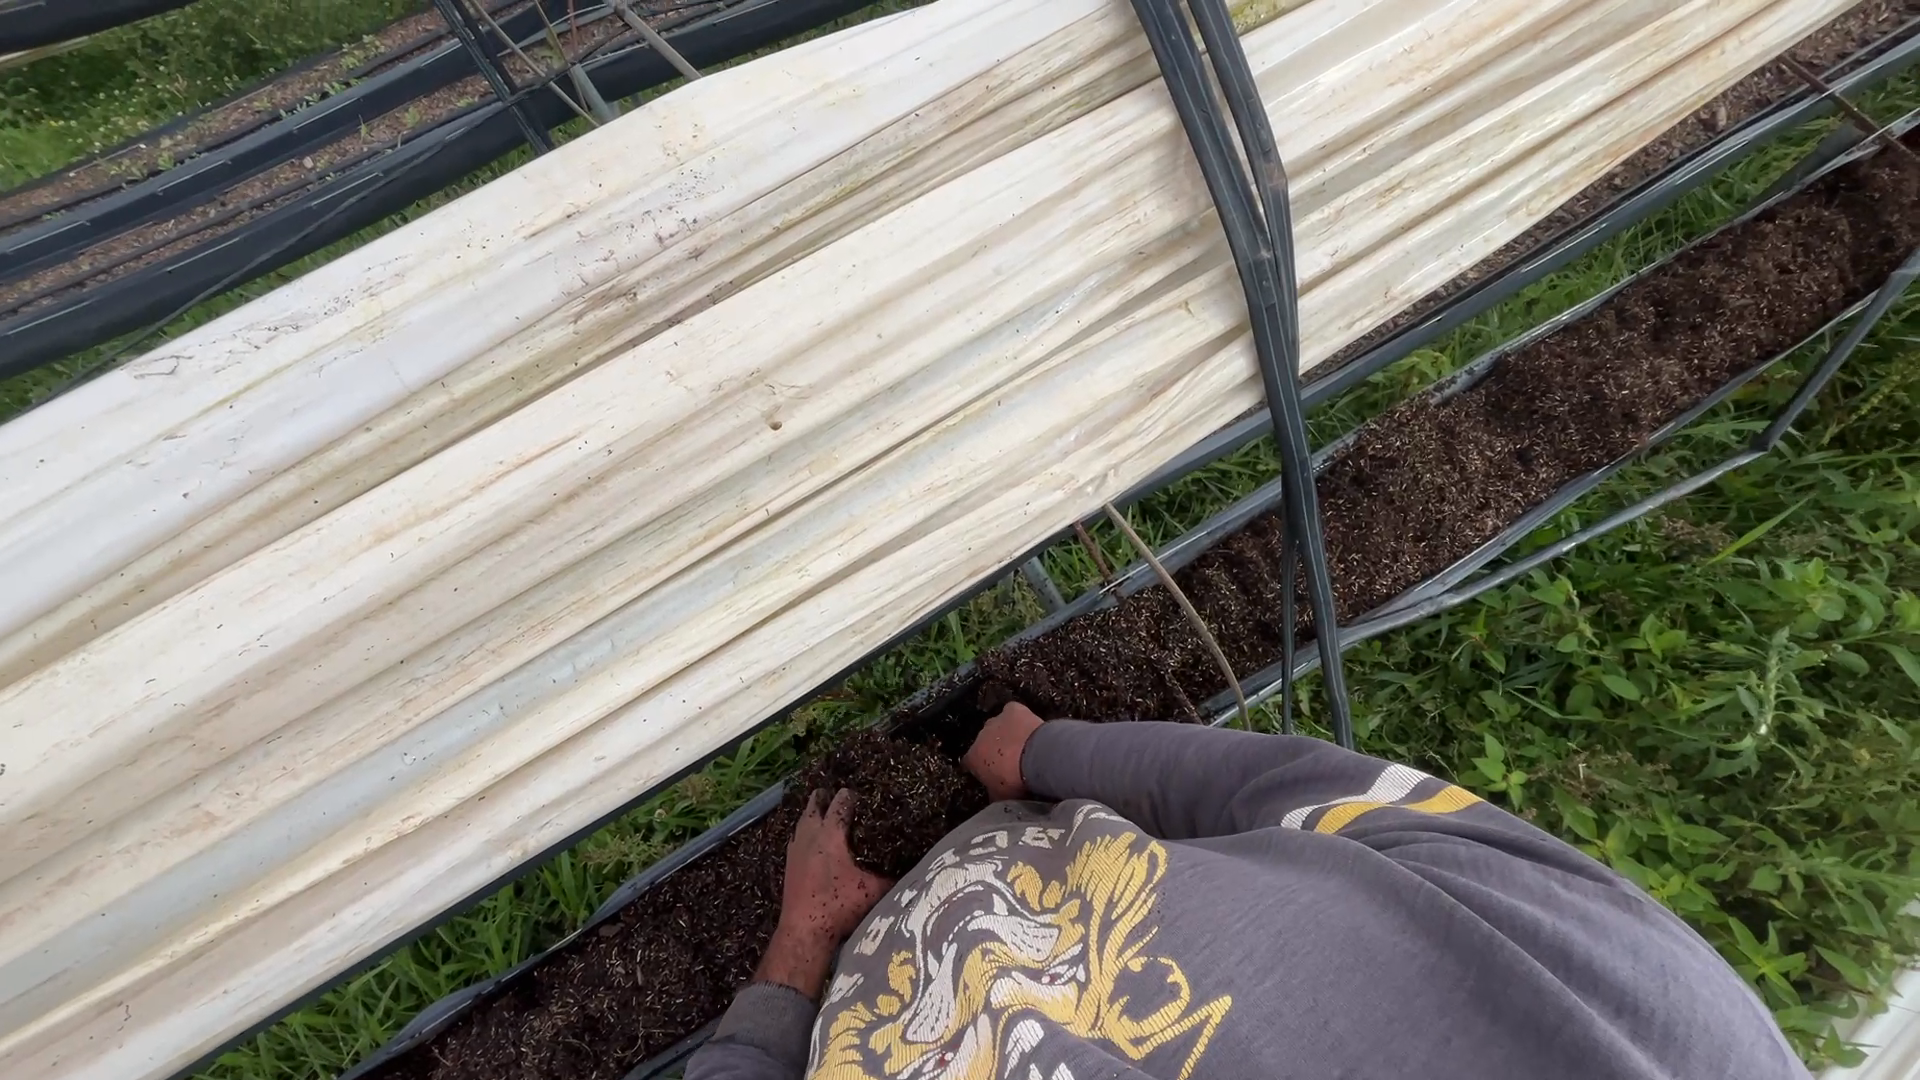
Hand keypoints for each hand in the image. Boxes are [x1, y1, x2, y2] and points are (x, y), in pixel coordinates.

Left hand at [756, 789, 891, 997]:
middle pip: (815, 805)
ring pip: (803, 821)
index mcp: (831, 833)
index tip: (861, 794)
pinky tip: (810, 841)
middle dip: (825, 797)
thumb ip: (893, 877)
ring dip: (812, 814)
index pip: (841, 802)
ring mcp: (796, 848)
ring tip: (822, 812)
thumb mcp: (873, 890)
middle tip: (837, 795)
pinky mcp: (788, 864)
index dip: (851, 795)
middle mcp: (811, 834)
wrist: (804, 932)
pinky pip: (796, 838)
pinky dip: (804, 833)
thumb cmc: (839, 905)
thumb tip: (915, 870)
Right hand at [962, 702, 1043, 800]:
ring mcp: (996, 720)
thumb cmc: (1016, 781)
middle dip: (994, 750)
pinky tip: (1028, 728)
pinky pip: (1012, 712)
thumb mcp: (1001, 796)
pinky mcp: (1013, 709)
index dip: (980, 768)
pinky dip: (1018, 719)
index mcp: (973, 758)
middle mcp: (980, 736)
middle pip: (984, 742)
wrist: (1037, 758)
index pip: (969, 763)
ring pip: (998, 726)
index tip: (991, 775)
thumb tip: (994, 796)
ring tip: (1023, 746)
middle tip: (1011, 762)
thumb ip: (993, 793)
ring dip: (1007, 734)